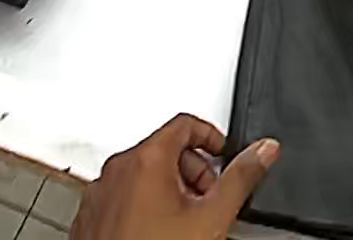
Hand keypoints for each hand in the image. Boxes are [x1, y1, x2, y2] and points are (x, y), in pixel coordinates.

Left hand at [70, 114, 279, 239]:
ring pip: (142, 175)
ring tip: (186, 225)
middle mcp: (117, 170)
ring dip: (170, 190)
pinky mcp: (88, 223)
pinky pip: (121, 198)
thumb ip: (241, 177)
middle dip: (193, 169)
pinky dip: (143, 207)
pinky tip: (157, 237)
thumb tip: (265, 149)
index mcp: (146, 158)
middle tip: (209, 198)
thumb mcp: (212, 219)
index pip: (186, 124)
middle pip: (165, 149)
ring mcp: (99, 197)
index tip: (222, 155)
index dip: (211, 138)